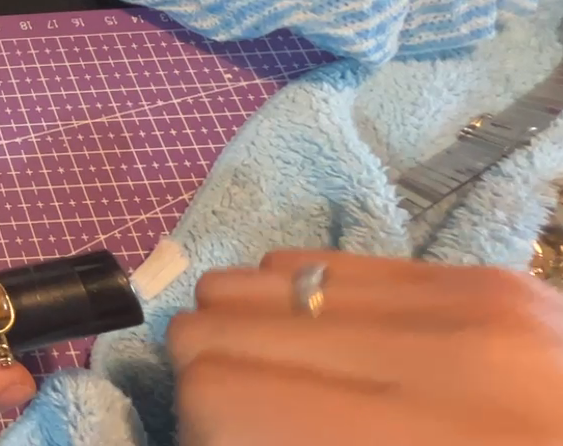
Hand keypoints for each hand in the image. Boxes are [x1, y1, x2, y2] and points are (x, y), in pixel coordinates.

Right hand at [171, 251, 562, 445]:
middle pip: (211, 326)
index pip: (217, 395)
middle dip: (219, 381)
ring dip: (254, 339)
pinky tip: (363, 359)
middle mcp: (458, 366)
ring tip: (318, 390)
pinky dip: (304, 312)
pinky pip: (305, 262)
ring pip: (242, 282)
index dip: (206, 433)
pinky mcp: (487, 281)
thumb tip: (204, 423)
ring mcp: (477, 308)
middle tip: (273, 426)